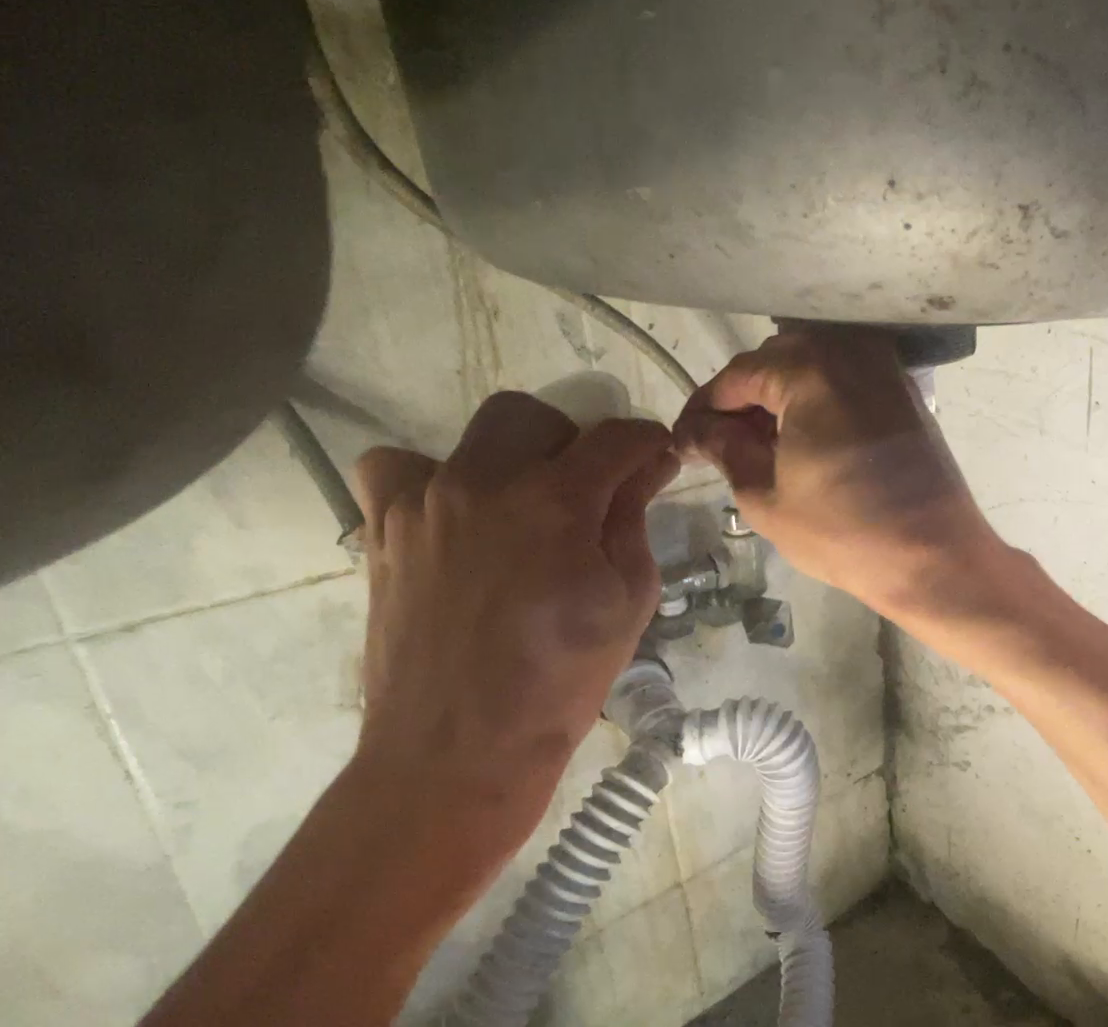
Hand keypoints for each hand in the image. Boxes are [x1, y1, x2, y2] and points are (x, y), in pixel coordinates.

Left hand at [349, 392, 678, 850]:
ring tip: (524, 511)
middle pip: (537, 418)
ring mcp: (425, 502)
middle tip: (591, 494)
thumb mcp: (628, 598)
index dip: (649, 442)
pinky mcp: (384, 531)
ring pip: (478, 437)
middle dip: (576, 444)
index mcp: (555, 500)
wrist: (461, 751)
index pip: (616, 437)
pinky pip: (398, 471)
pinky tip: (456, 521)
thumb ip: (633, 518)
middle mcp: (483, 482)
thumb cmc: (564, 680)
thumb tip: (646, 467)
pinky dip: (432, 481)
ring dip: (514, 459)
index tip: (661, 460)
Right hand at [672, 327, 1001, 613]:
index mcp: (810, 368)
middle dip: (742, 401)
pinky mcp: (906, 390)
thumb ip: (725, 450)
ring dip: (780, 399)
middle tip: (718, 446)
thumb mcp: (765, 496)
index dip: (704, 408)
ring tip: (759, 447)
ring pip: (812, 367)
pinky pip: (846, 380)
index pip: (737, 374)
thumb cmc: (845, 533)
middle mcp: (850, 351)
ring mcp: (884, 367)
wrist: (935, 556)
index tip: (684, 440)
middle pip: (775, 362)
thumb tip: (697, 431)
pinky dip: (818, 400)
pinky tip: (803, 440)